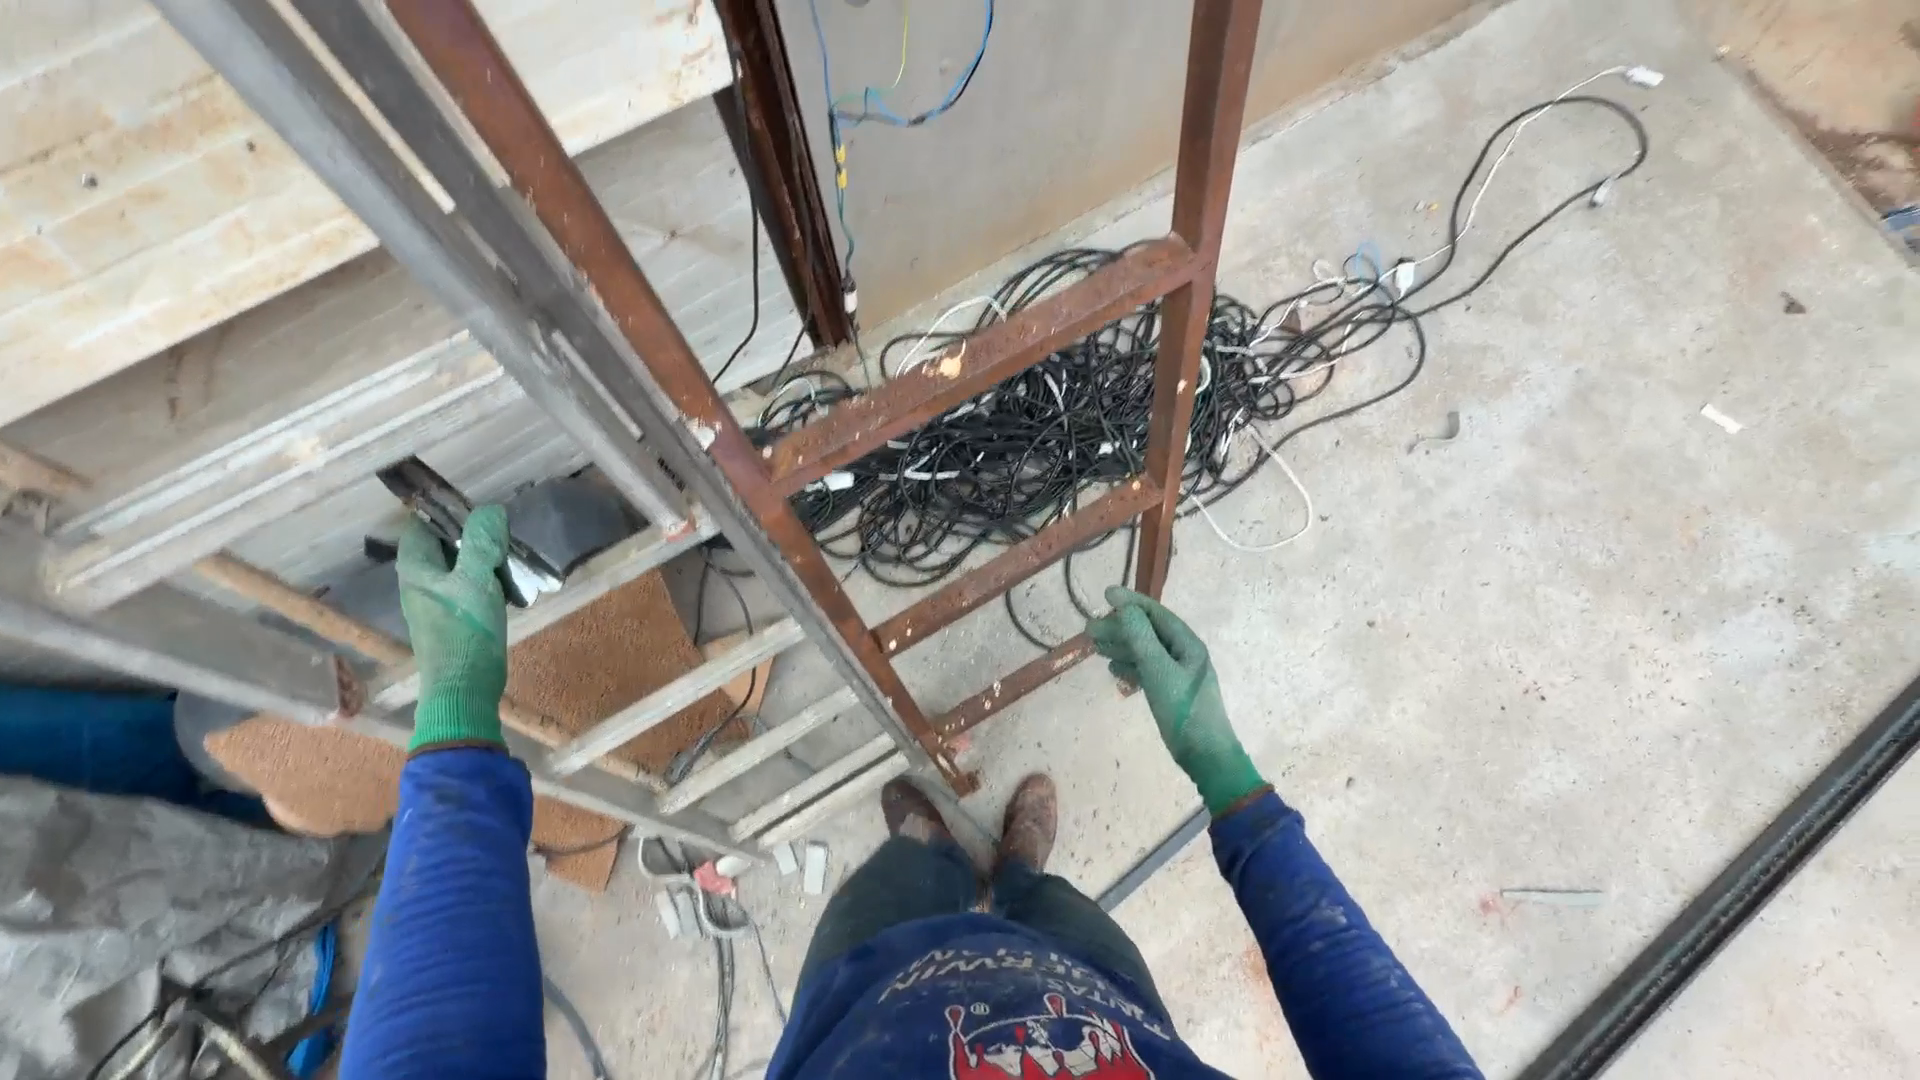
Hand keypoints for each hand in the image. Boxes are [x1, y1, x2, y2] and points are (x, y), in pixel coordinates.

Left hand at [397, 504, 509, 750]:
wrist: (465, 686)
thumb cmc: (465, 629)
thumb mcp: (476, 580)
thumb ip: (481, 542)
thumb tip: (491, 509)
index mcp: (415, 570)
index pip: (420, 527)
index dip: (444, 512)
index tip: (476, 506)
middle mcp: (420, 583)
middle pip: (442, 546)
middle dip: (470, 534)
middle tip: (502, 529)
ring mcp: (437, 603)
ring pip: (459, 567)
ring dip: (482, 557)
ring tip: (511, 553)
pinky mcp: (456, 619)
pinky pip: (469, 587)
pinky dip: (487, 578)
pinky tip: (510, 582)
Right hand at [1087, 586, 1263, 814]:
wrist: (1205, 754)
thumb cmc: (1183, 710)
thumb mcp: (1159, 670)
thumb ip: (1141, 638)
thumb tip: (1124, 609)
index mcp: (1187, 644)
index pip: (1155, 614)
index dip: (1130, 602)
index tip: (1105, 594)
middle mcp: (1183, 653)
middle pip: (1147, 632)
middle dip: (1119, 627)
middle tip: (1089, 628)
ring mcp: (1177, 673)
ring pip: (1144, 651)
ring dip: (1121, 646)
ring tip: (1095, 646)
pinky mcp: (1170, 691)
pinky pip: (1146, 670)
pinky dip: (1129, 666)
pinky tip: (1114, 669)